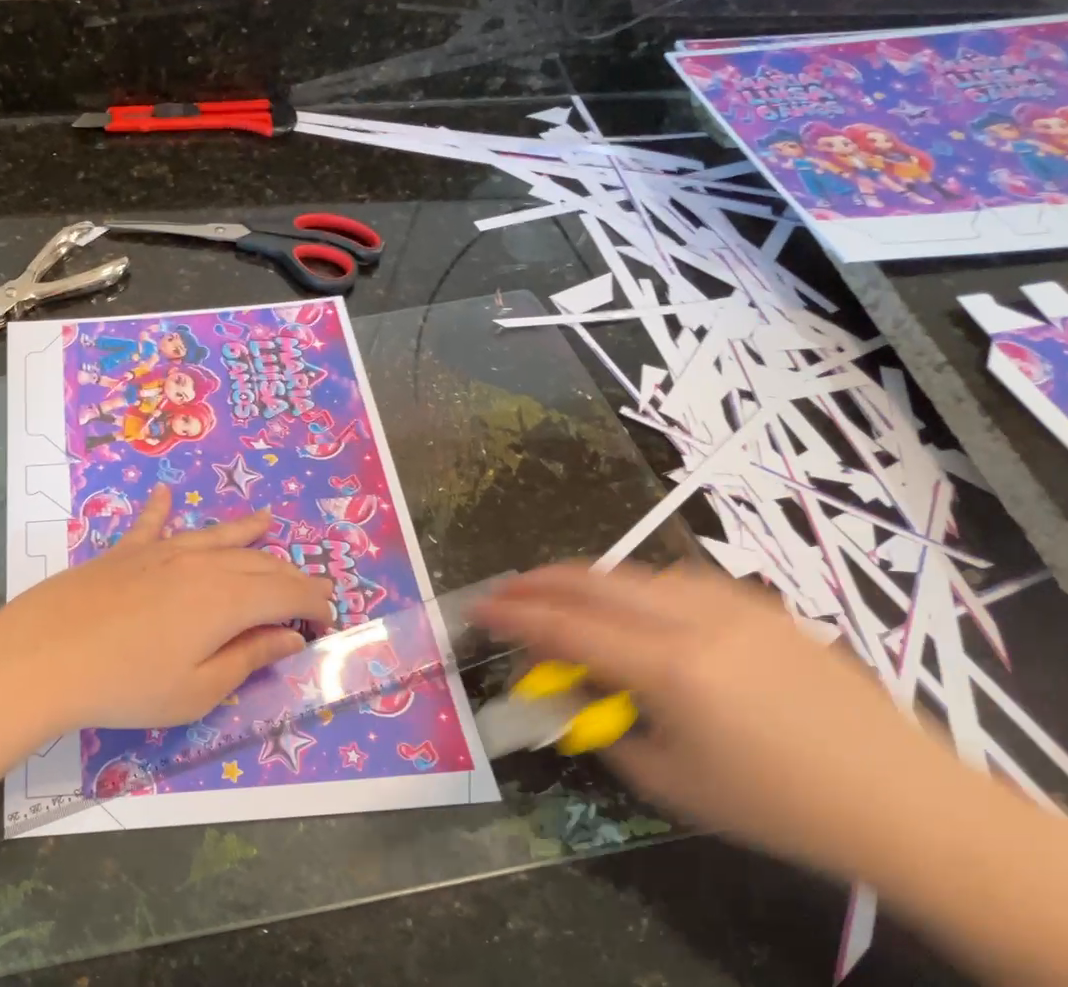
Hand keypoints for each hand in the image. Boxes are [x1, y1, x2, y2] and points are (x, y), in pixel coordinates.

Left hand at [0, 485, 334, 733]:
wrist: (44, 656)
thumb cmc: (127, 685)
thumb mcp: (198, 689)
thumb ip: (248, 658)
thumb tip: (290, 636)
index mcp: (228, 599)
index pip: (289, 593)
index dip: (315, 604)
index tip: (329, 620)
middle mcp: (201, 563)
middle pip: (259, 563)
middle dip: (291, 575)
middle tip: (309, 589)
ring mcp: (160, 552)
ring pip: (216, 537)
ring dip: (246, 532)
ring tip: (268, 521)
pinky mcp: (123, 553)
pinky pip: (152, 525)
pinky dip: (163, 510)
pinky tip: (167, 494)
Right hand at [473, 561, 966, 883]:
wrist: (902, 803)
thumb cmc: (773, 806)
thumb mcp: (665, 779)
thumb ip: (603, 722)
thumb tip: (566, 686)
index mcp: (669, 669)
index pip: (564, 626)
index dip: (512, 616)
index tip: (475, 610)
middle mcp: (697, 621)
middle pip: (594, 579)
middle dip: (537, 581)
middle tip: (503, 593)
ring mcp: (737, 607)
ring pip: (636, 572)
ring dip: (587, 580)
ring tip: (560, 598)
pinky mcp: (765, 608)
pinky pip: (680, 580)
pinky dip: (637, 586)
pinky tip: (634, 607)